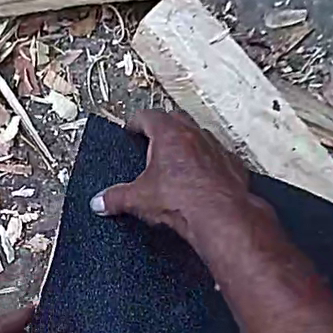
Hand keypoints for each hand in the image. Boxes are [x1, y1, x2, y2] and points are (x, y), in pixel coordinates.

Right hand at [91, 110, 266, 246]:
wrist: (219, 215)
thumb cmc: (182, 199)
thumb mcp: (139, 199)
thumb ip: (116, 198)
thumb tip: (99, 202)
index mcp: (169, 134)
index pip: (148, 116)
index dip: (137, 122)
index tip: (132, 127)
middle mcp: (195, 135)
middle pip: (177, 119)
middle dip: (165, 127)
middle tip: (155, 139)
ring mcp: (217, 149)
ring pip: (201, 137)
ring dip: (190, 144)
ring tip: (179, 159)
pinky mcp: (233, 167)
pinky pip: (219, 159)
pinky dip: (211, 165)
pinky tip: (204, 179)